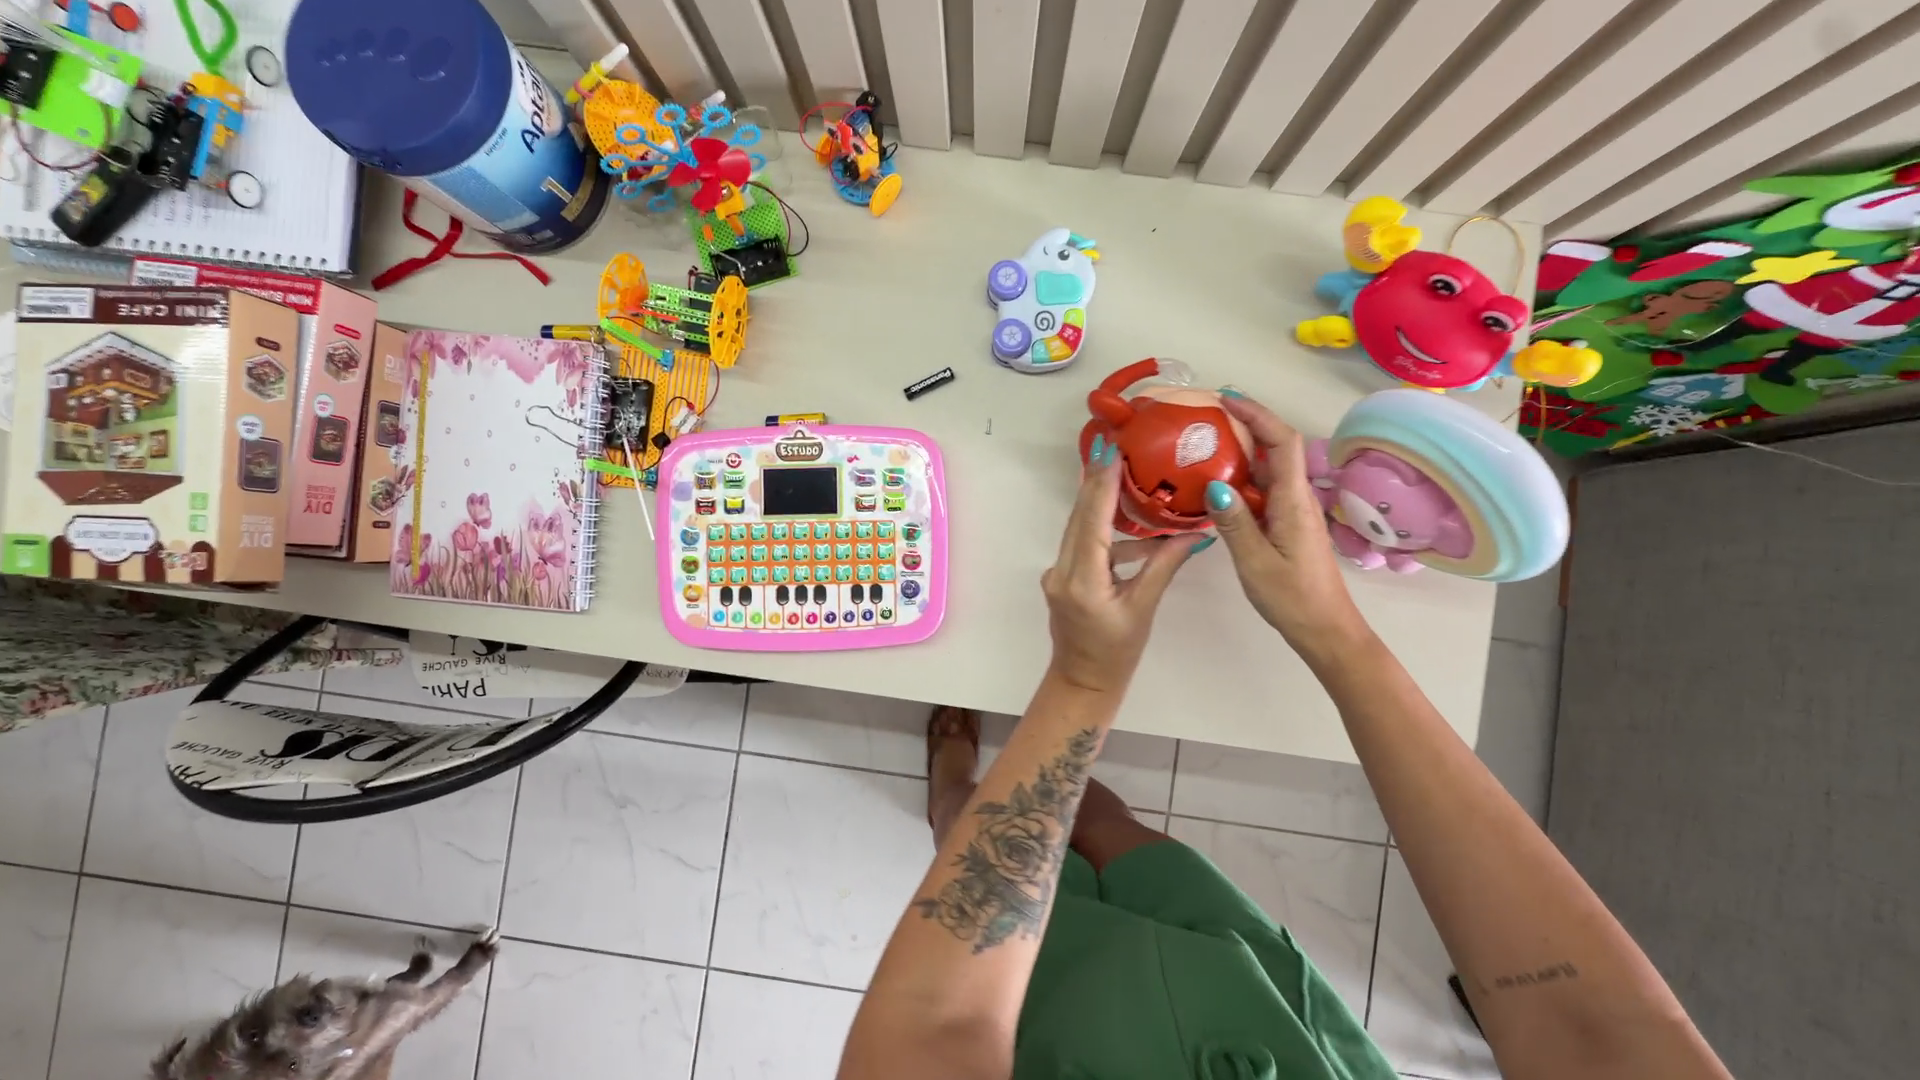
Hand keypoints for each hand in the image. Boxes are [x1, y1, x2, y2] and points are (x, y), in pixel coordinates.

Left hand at [1043, 436, 1203, 693]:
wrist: (1083, 682)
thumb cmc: (1116, 653)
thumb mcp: (1143, 609)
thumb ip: (1163, 566)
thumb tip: (1192, 534)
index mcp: (1083, 581)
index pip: (1092, 521)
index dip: (1101, 484)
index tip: (1109, 450)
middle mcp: (1062, 571)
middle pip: (1081, 518)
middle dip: (1098, 482)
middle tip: (1115, 447)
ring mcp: (1058, 574)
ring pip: (1081, 529)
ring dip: (1104, 506)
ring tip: (1129, 479)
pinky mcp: (1063, 577)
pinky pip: (1084, 545)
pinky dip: (1107, 534)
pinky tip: (1137, 532)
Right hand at [1204, 394, 1368, 657]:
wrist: (1324, 629)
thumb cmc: (1292, 598)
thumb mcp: (1255, 561)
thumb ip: (1235, 522)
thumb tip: (1214, 484)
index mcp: (1293, 501)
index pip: (1281, 442)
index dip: (1257, 414)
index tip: (1225, 400)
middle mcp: (1296, 498)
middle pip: (1275, 448)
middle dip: (1245, 425)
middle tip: (1204, 418)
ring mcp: (1292, 511)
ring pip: (1267, 469)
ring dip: (1240, 452)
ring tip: (1201, 446)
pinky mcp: (1286, 525)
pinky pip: (1263, 490)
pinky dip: (1240, 479)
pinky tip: (1214, 487)